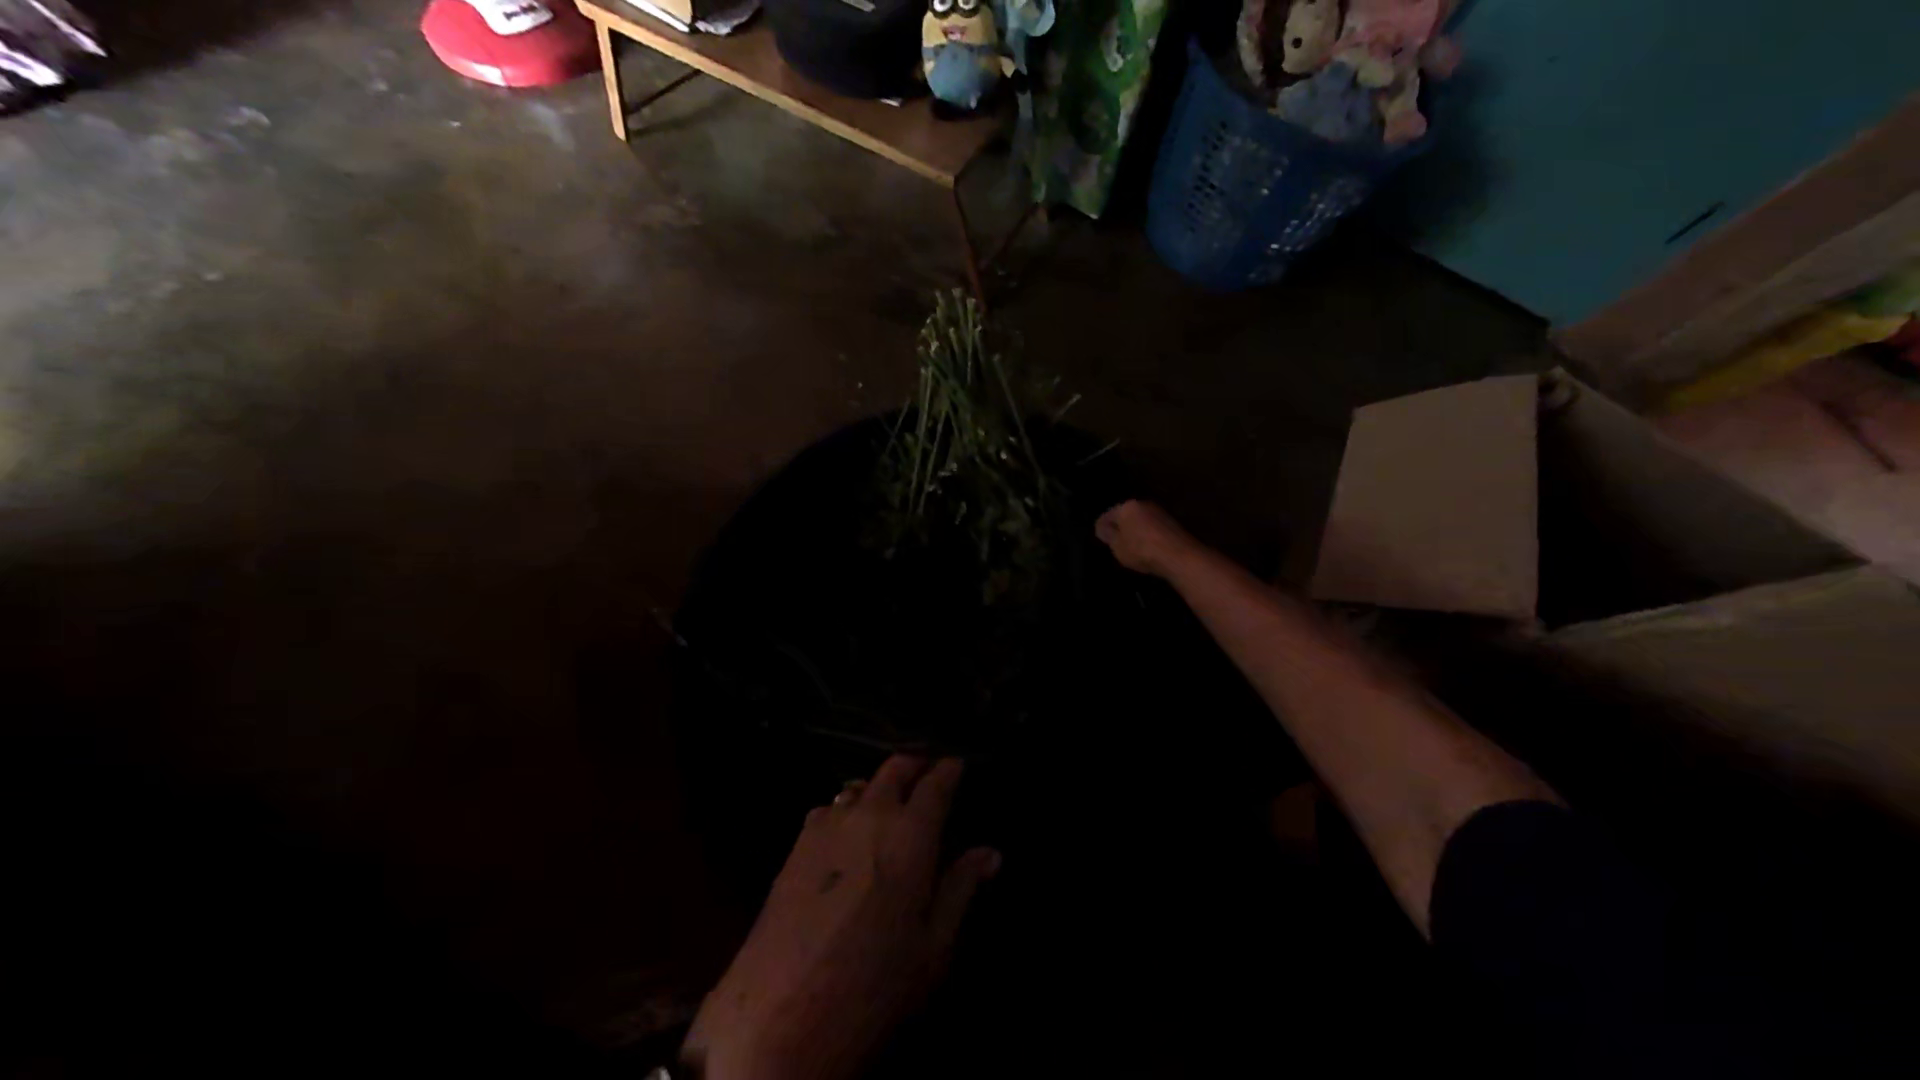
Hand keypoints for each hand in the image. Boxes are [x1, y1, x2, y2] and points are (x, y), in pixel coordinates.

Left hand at [680, 756, 1000, 1079]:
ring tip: (888, 803)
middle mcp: (869, 815)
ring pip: (858, 786)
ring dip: (878, 787)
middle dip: (914, 765)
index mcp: (911, 834)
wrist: (781, 1013)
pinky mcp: (795, 844)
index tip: (957, 764)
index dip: (949, 769)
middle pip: (894, 768)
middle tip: (927, 773)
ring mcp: (827, 825)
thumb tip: (990, 853)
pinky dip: (845, 809)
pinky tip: (846, 834)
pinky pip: (828, 809)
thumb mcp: (933, 946)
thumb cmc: (874, 983)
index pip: (936, 783)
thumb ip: (961, 888)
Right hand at [1095, 499, 1204, 578]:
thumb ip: (1108, 536)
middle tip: (1116, 543)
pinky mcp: (1172, 523)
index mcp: (1127, 507)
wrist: (1179, 556)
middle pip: (1126, 515)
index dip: (1102, 527)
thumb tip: (1103, 528)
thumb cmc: (1142, 550)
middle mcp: (1143, 504)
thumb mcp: (1117, 547)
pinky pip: (1153, 528)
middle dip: (1120, 527)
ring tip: (1132, 548)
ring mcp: (1160, 512)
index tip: (1100, 538)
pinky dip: (1148, 536)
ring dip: (1135, 531)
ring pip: (1141, 521)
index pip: (1108, 515)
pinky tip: (1148, 549)